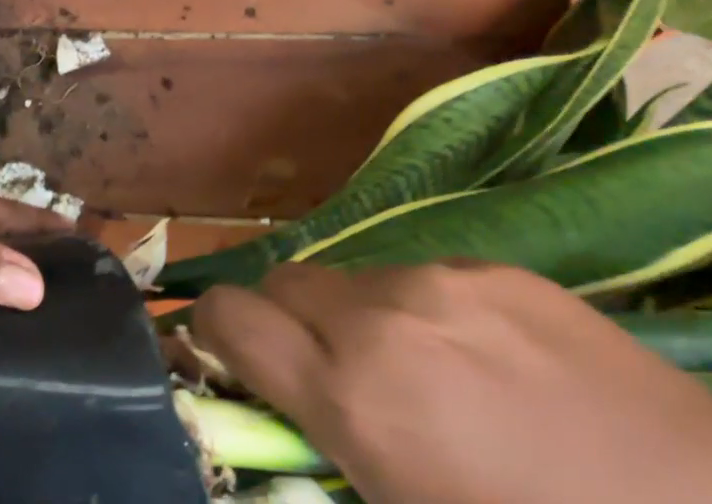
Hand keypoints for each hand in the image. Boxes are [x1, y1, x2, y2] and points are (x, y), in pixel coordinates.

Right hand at [193, 262, 711, 503]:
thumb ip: (321, 443)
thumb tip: (266, 399)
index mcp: (349, 396)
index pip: (223, 315)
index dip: (215, 333)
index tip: (238, 360)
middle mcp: (378, 321)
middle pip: (277, 283)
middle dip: (286, 323)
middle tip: (334, 373)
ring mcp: (441, 283)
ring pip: (348, 278)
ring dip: (357, 317)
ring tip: (429, 370)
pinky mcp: (496, 268)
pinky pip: (420, 275)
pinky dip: (425, 309)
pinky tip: (489, 359)